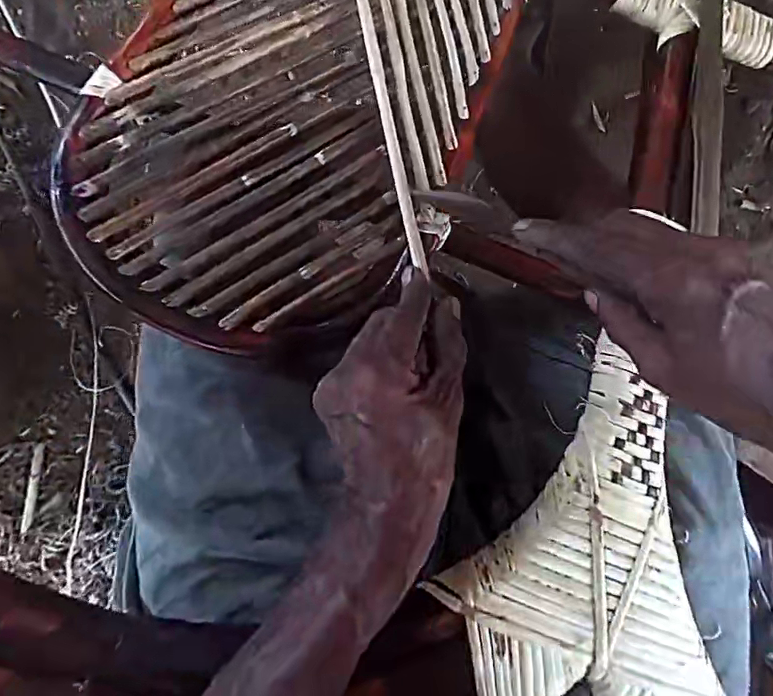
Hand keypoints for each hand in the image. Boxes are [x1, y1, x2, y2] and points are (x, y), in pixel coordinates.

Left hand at [313, 271, 465, 539]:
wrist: (385, 503)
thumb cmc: (426, 457)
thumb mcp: (448, 400)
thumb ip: (447, 346)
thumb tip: (446, 305)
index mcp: (381, 369)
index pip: (402, 314)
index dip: (416, 292)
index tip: (423, 271)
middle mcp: (349, 366)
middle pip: (381, 322)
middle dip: (405, 323)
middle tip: (430, 345)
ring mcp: (332, 379)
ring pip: (366, 338)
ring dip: (390, 342)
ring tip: (412, 374)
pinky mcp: (324, 390)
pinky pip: (355, 359)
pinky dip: (375, 361)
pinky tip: (392, 388)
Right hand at [512, 210, 772, 451]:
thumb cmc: (735, 397)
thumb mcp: (663, 370)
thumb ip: (623, 324)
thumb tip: (595, 292)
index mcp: (672, 282)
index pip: (600, 248)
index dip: (557, 238)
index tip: (527, 228)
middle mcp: (699, 254)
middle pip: (625, 226)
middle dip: (587, 232)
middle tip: (560, 246)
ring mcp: (726, 252)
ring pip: (655, 230)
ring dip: (619, 240)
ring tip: (599, 259)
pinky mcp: (745, 260)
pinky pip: (683, 242)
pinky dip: (652, 249)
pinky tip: (647, 272)